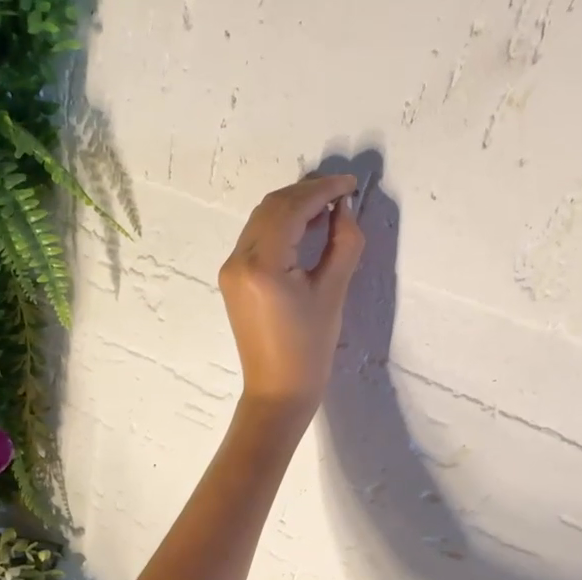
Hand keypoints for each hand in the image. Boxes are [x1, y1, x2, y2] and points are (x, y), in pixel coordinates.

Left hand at [218, 174, 364, 415]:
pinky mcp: (232, 279)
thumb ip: (342, 244)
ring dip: (293, 207)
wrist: (277, 391)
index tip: (350, 185)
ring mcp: (230, 269)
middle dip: (307, 193)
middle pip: (272, 207)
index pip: (291, 208)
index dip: (323, 190)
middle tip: (341, 194)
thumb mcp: (333, 293)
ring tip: (328, 209)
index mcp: (262, 265)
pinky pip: (256, 238)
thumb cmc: (309, 350)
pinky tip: (305, 229)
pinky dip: (281, 226)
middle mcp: (238, 260)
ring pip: (261, 219)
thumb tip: (344, 209)